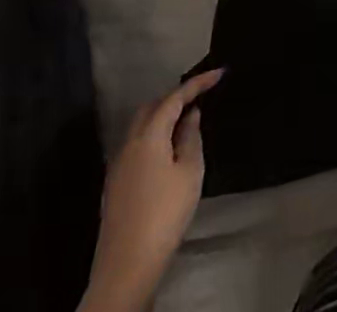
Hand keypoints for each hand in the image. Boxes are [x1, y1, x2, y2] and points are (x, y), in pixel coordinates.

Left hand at [80, 69, 223, 311]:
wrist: (127, 262)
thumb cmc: (166, 212)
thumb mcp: (190, 172)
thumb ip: (190, 138)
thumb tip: (190, 116)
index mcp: (148, 137)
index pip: (174, 98)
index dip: (197, 83)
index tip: (220, 73)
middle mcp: (128, 144)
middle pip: (151, 108)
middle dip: (176, 96)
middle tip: (203, 94)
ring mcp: (118, 164)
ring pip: (141, 125)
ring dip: (164, 115)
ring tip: (189, 117)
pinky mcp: (116, 182)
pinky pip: (137, 143)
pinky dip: (155, 133)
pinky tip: (169, 146)